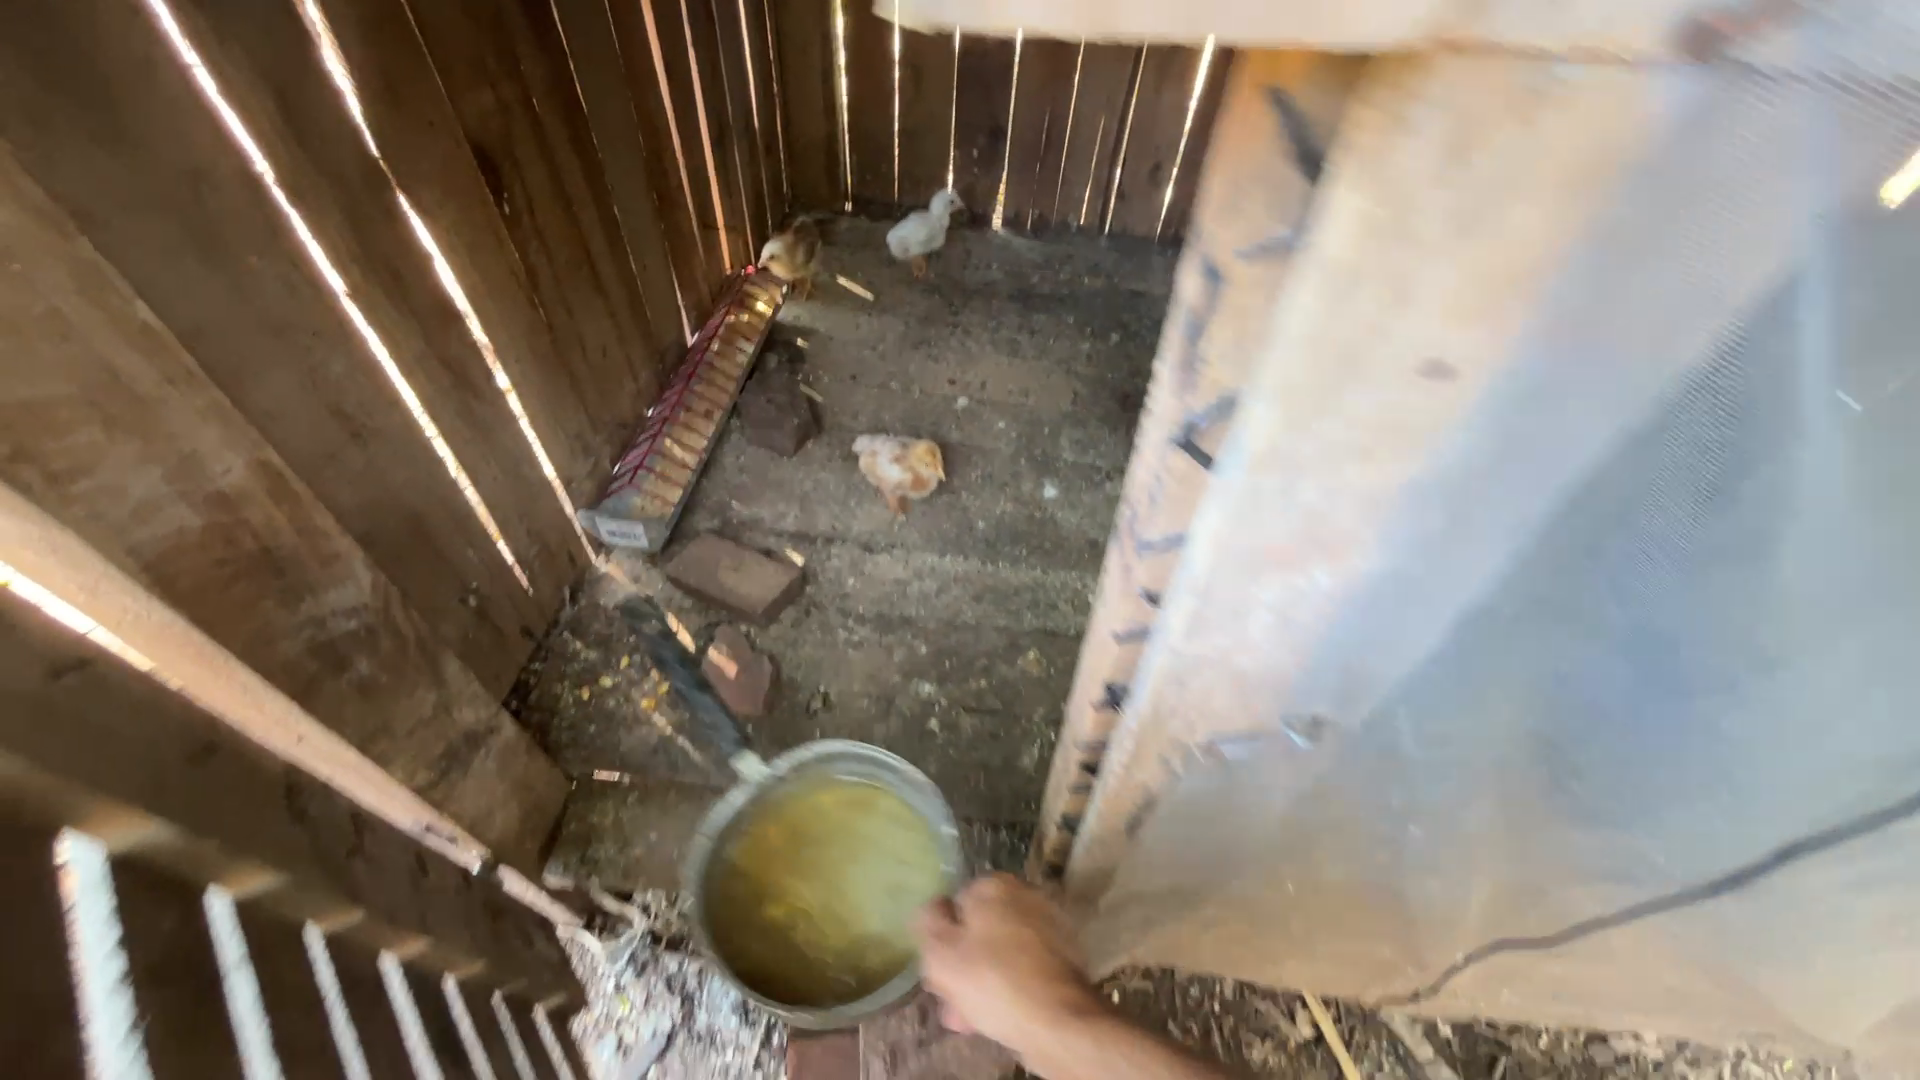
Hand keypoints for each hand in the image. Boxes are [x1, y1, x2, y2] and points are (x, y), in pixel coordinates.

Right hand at [914, 874, 1102, 1060]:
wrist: (1058, 1019)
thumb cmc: (994, 981)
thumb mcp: (942, 953)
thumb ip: (929, 923)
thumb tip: (933, 907)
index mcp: (994, 884)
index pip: (955, 906)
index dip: (942, 941)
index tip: (938, 972)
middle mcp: (1023, 894)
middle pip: (979, 930)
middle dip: (963, 965)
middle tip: (953, 1000)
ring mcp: (1047, 924)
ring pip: (1001, 951)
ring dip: (983, 979)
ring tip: (972, 1016)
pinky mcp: (1063, 955)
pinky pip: (1024, 965)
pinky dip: (1011, 983)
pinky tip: (999, 1012)